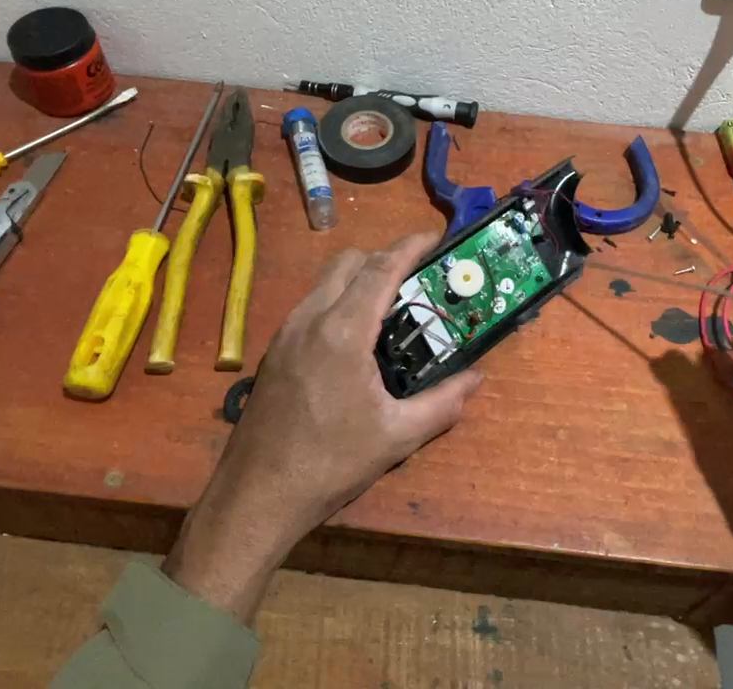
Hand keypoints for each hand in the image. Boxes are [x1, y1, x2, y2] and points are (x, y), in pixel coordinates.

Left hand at [163, 232, 483, 622]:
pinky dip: (339, 298)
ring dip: (359, 276)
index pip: (381, 268)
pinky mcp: (275, 348)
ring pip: (326, 279)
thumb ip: (442, 403)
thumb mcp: (397, 436)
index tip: (435, 237)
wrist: (257, 494)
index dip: (411, 246)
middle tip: (418, 276)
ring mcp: (287, 331)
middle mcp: (310, 318)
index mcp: (343, 331)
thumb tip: (476, 378)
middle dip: (385, 256)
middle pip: (350, 261)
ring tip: (391, 304)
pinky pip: (312, 303)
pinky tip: (357, 337)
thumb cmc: (331, 463)